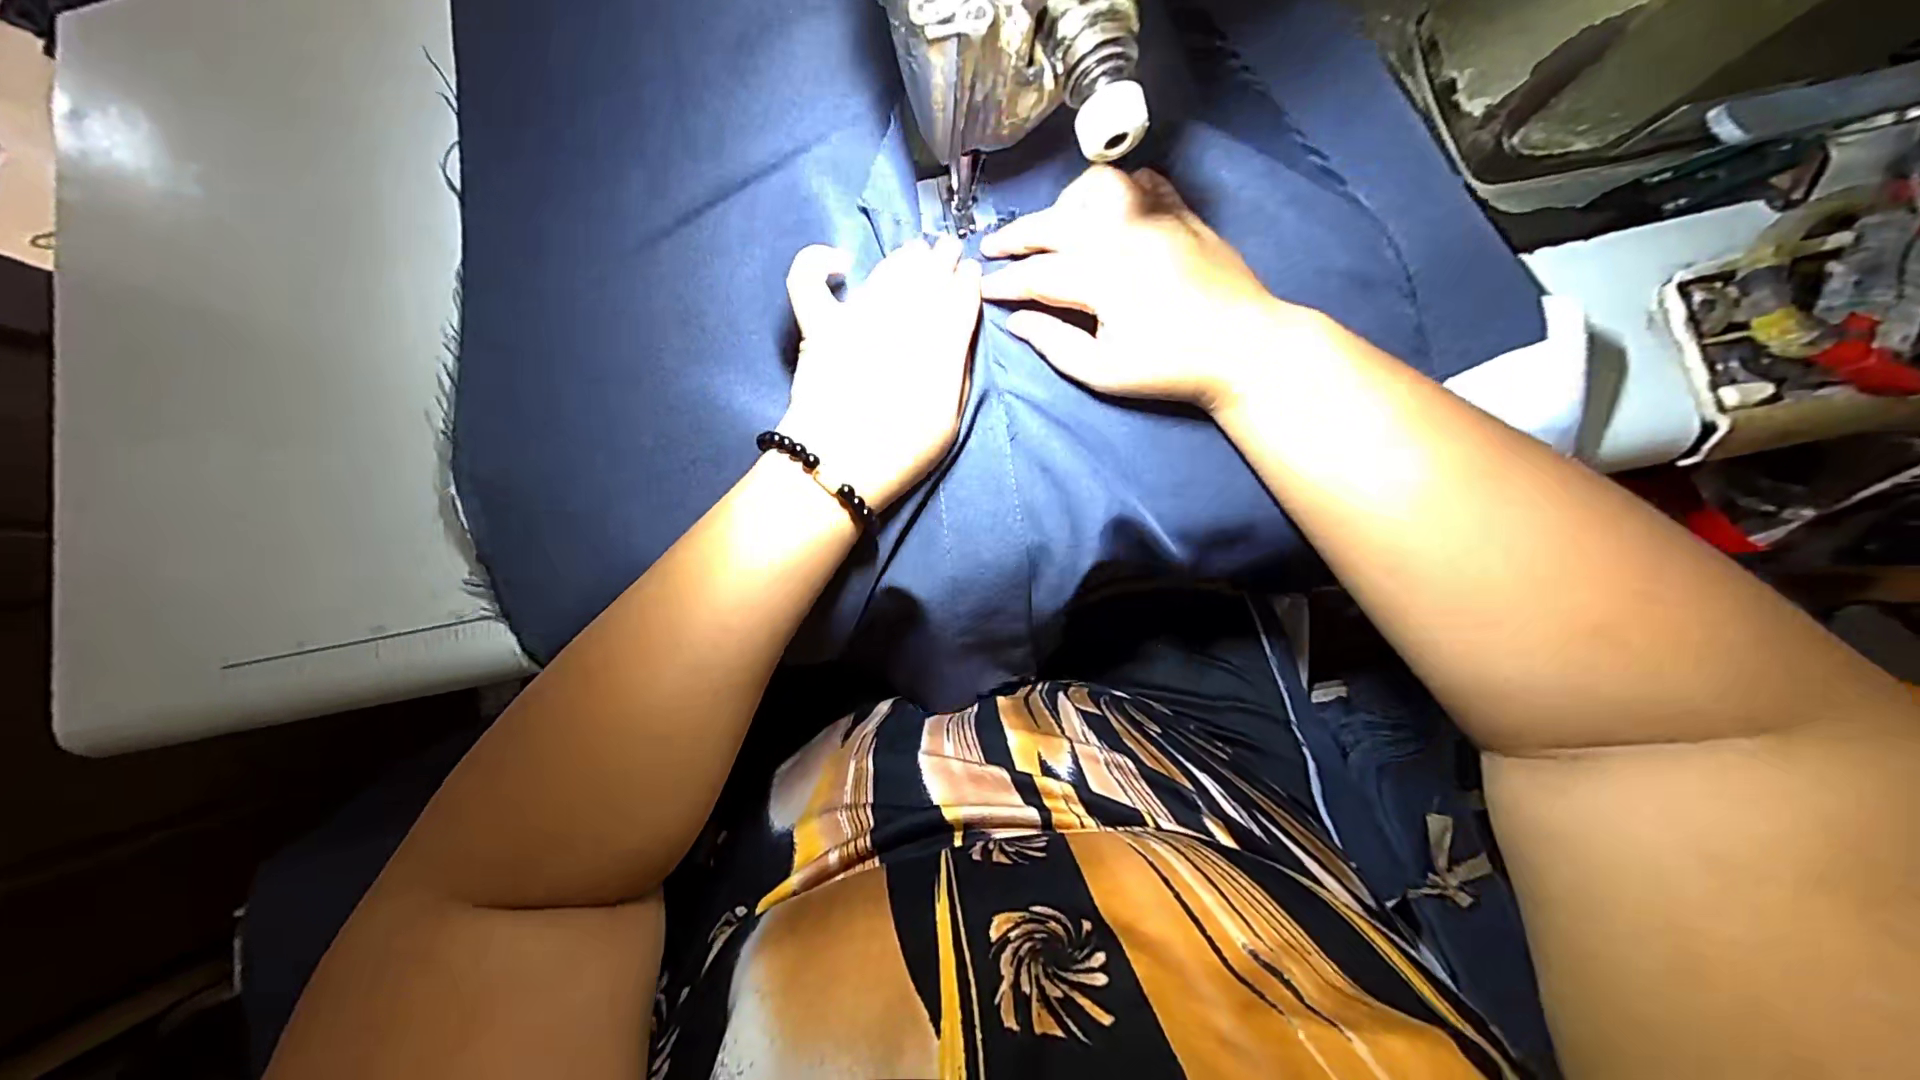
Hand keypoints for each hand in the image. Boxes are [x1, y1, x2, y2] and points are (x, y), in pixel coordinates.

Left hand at [778, 235, 981, 511]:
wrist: (837, 466)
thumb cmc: (901, 453)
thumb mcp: (950, 421)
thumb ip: (957, 372)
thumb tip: (959, 336)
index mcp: (940, 346)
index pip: (959, 297)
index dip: (966, 280)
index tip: (969, 273)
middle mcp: (902, 321)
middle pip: (927, 276)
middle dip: (940, 259)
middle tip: (946, 250)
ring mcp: (856, 319)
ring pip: (885, 271)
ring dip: (904, 257)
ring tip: (914, 252)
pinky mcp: (818, 326)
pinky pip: (809, 281)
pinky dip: (817, 262)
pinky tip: (839, 260)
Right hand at [980, 166, 1319, 413]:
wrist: (1242, 347)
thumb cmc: (1170, 367)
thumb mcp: (1103, 371)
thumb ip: (1054, 343)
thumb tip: (1017, 321)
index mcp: (1102, 276)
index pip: (1037, 273)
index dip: (1005, 282)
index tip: (985, 288)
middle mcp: (1123, 234)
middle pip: (1055, 222)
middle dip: (1017, 235)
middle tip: (993, 247)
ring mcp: (1155, 216)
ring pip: (1096, 186)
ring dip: (1067, 203)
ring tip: (1055, 225)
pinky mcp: (1180, 212)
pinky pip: (1141, 181)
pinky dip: (1116, 191)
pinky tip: (1108, 213)